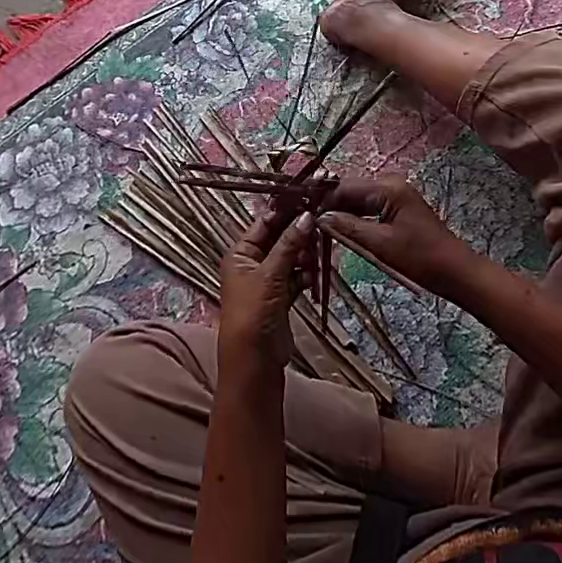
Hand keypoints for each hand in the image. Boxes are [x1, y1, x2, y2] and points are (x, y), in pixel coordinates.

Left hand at [218, 209, 318, 373]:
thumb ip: (289, 244)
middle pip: (280, 239)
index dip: (286, 212)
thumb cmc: (253, 312)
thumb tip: (307, 215)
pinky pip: (297, 277)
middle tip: (321, 228)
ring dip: (306, 256)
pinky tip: (315, 277)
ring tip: (319, 256)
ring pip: (291, 258)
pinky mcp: (281, 296)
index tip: (309, 200)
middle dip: (300, 235)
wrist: (254, 362)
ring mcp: (268, 280)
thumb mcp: (270, 274)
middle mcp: (252, 263)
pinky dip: (307, 275)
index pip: (264, 223)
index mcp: (240, 253)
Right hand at [315, 177, 482, 297]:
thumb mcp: (380, 244)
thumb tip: (319, 217)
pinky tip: (338, 231)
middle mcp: (390, 184)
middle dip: (328, 206)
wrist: (455, 272)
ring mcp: (394, 196)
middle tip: (305, 222)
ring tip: (316, 228)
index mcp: (388, 188)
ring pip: (357, 201)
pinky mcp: (396, 208)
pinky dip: (353, 219)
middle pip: (349, 191)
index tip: (300, 212)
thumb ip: (348, 227)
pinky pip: (367, 209)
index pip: (344, 187)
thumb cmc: (420, 258)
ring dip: (339, 213)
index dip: (321, 199)